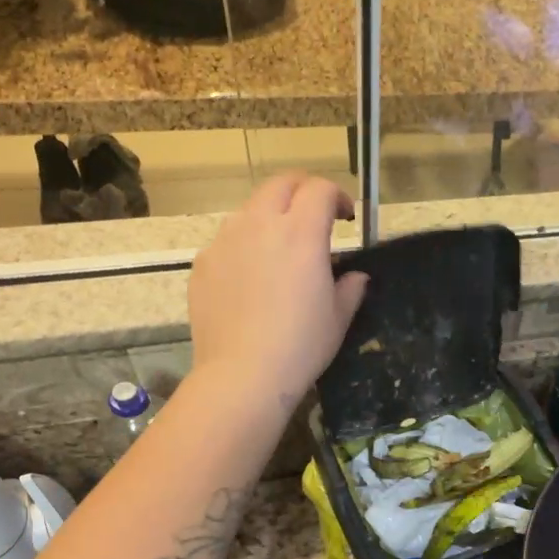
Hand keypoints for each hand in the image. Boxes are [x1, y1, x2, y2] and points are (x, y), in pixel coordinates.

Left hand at [187, 174, 368, 397]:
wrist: (243, 374)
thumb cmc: (301, 346)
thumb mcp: (338, 318)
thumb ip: (350, 288)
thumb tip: (356, 276)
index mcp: (301, 233)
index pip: (320, 190)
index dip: (338, 197)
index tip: (346, 218)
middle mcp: (260, 224)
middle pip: (281, 184)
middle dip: (303, 191)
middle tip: (315, 217)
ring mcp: (225, 241)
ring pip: (250, 209)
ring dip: (271, 217)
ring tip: (280, 250)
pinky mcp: (203, 262)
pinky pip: (227, 241)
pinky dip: (245, 246)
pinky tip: (251, 280)